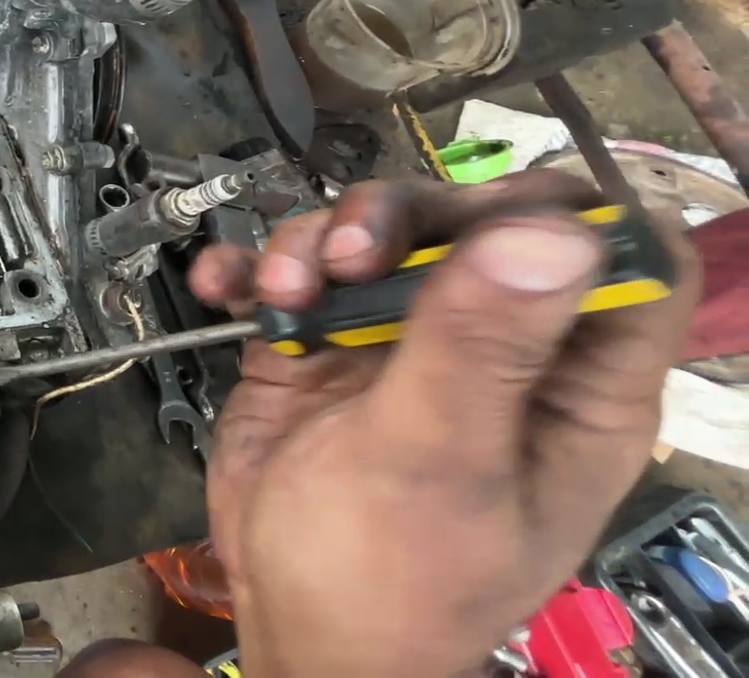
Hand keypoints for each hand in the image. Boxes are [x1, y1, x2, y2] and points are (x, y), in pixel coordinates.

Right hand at [188, 172, 699, 677]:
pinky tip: (220, 288)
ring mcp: (383, 339)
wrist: (285, 610)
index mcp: (562, 380)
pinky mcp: (306, 343)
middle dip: (390, 222)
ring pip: (358, 237)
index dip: (551, 215)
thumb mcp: (438, 460)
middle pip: (456, 225)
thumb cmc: (388, 568)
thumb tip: (551, 235)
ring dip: (303, 246)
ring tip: (274, 295)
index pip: (604, 260)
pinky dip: (245, 269)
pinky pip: (278, 277)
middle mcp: (477, 344)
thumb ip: (477, 349)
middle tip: (339, 255)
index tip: (465, 214)